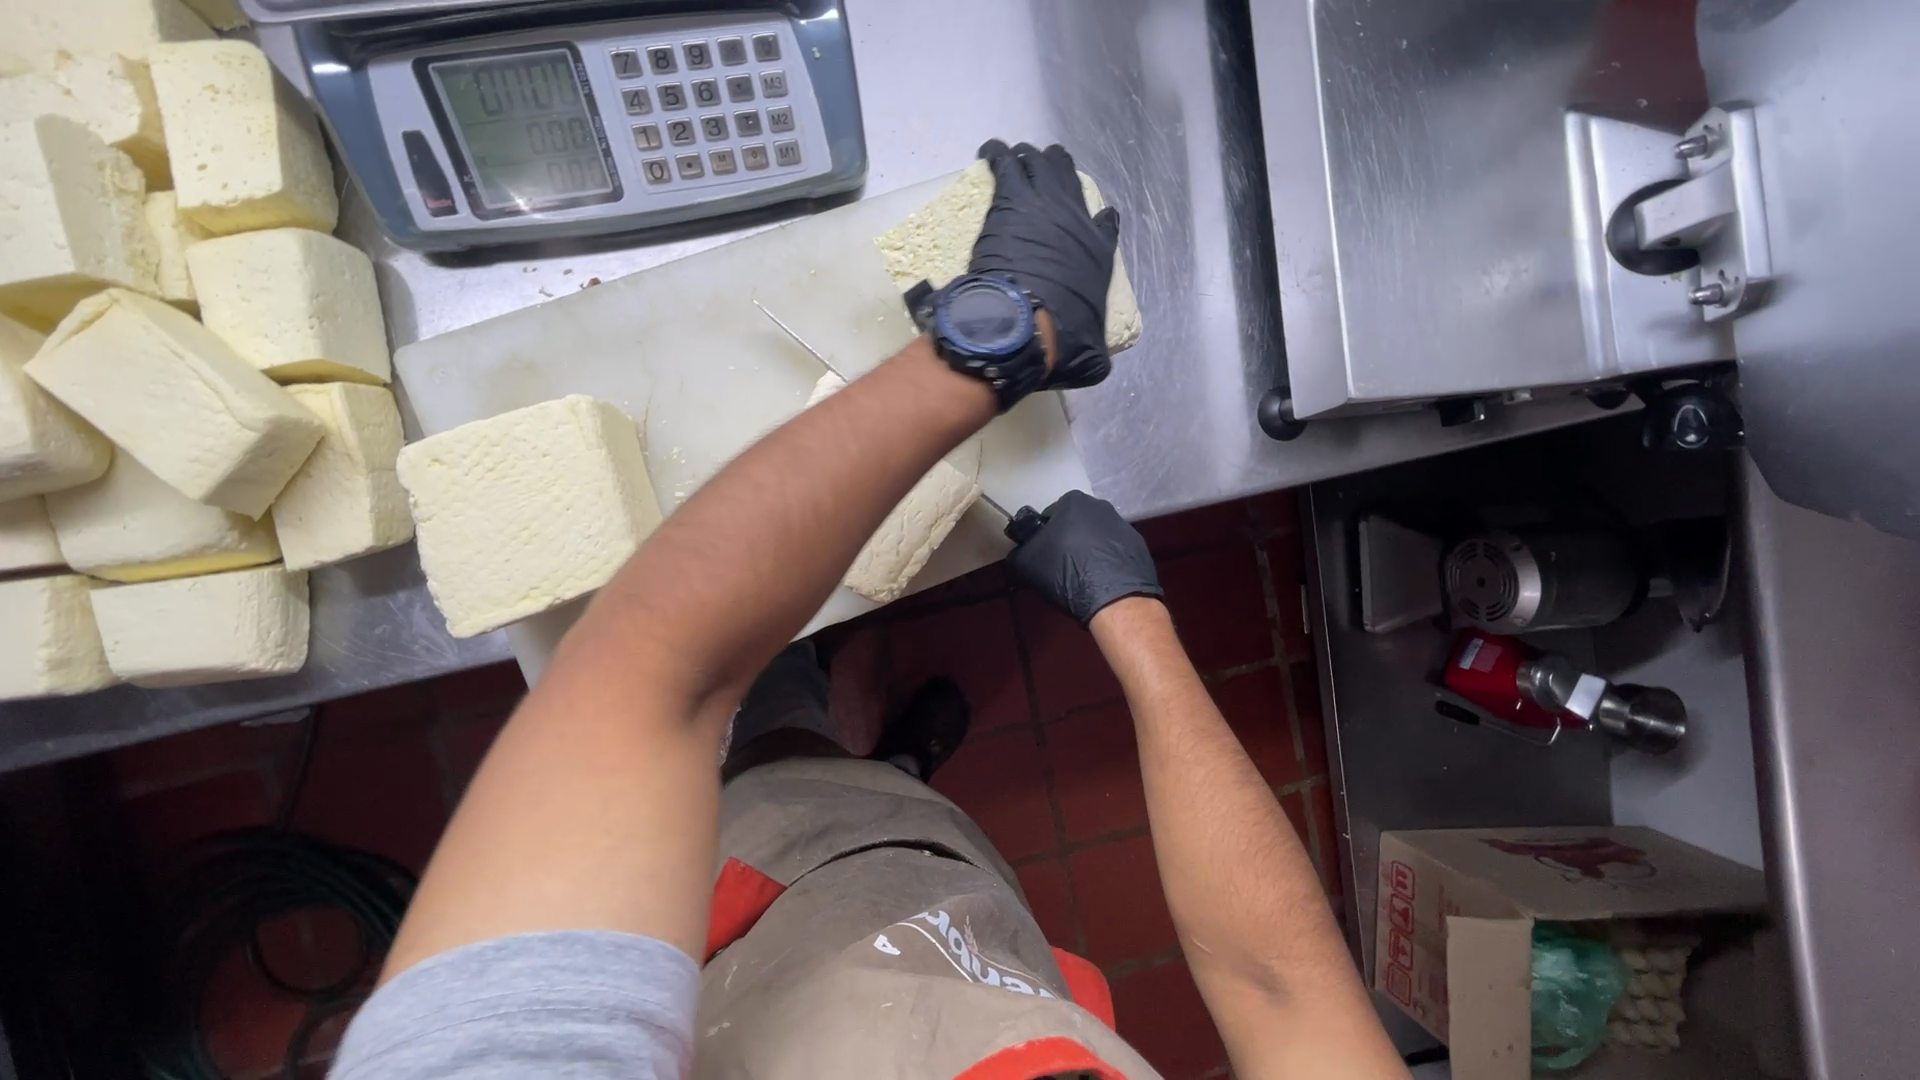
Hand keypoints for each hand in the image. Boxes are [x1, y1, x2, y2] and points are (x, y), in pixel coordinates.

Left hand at [969, 140, 1121, 389]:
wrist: (1028, 325)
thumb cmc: (1061, 342)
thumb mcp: (1090, 356)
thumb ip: (1094, 355)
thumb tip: (1097, 366)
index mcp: (1097, 254)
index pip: (1104, 224)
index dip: (1095, 219)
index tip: (1087, 215)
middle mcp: (1076, 222)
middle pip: (1070, 179)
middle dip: (1056, 171)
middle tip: (1039, 174)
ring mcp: (1045, 206)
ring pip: (1040, 163)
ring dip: (1027, 159)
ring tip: (1013, 158)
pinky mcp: (1012, 201)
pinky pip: (1007, 163)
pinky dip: (998, 155)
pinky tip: (989, 151)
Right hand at [1007, 491, 1161, 624]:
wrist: (1115, 600)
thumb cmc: (1065, 572)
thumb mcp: (1026, 564)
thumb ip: (1019, 552)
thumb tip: (1020, 552)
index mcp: (1073, 502)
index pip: (1050, 516)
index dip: (1044, 537)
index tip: (1044, 556)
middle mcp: (1101, 506)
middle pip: (1075, 524)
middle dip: (1068, 540)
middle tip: (1061, 567)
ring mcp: (1124, 526)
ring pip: (1097, 536)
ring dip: (1089, 551)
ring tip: (1084, 577)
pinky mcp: (1139, 546)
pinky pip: (1115, 552)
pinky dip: (1108, 562)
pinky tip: (1103, 581)